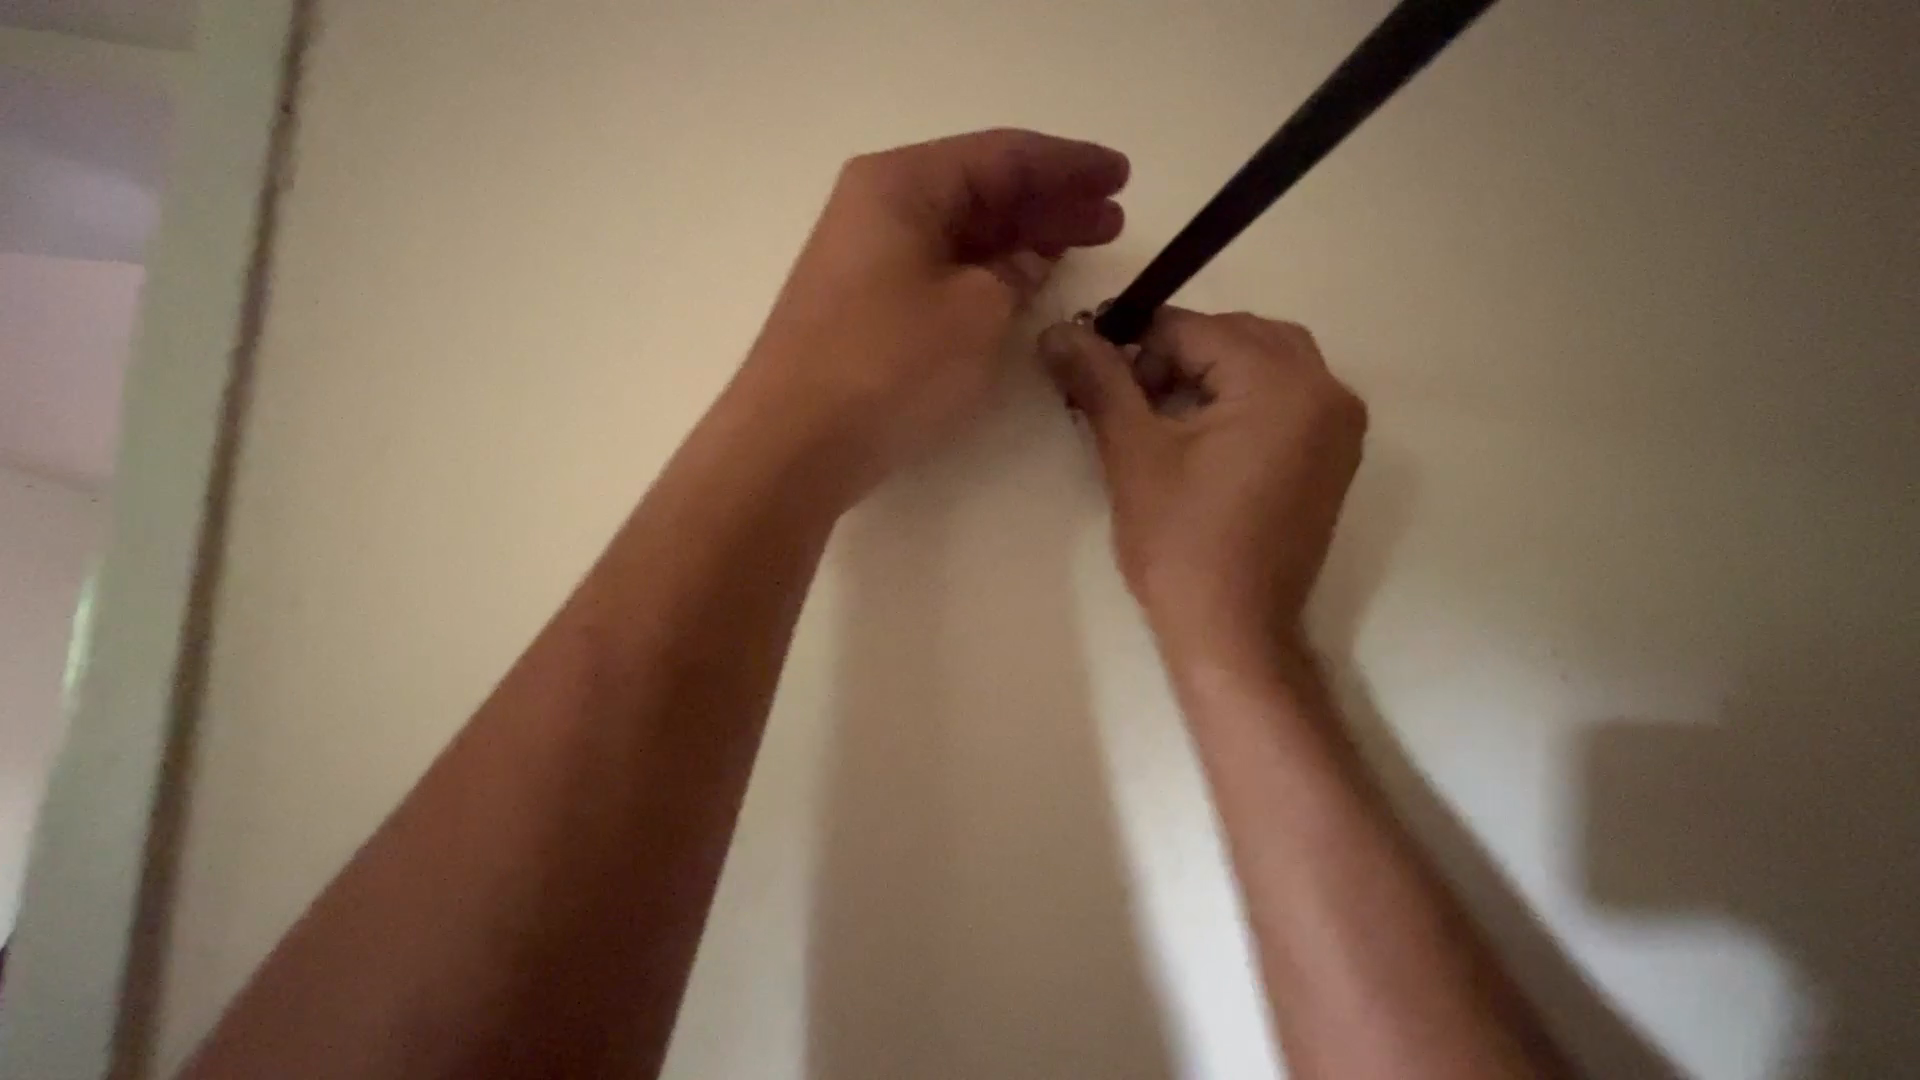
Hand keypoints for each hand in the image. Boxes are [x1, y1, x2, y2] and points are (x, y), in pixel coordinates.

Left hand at [737, 129, 1129, 500]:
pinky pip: (940, 271)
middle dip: (1051, 202)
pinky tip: (1022, 282)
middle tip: (1112, 218)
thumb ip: (1016, 274)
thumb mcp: (976, 313)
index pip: (1002, 156)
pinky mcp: (866, 306)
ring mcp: (868, 260)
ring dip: (1022, 238)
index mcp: (902, 184)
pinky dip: (985, 274)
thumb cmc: (889, 365)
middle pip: (981, 191)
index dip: (1069, 165)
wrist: (794, 443)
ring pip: (961, 234)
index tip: (1121, 176)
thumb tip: (1026, 260)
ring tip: (1083, 245)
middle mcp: (879, 208)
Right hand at [1038, 310, 1366, 665]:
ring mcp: (1339, 426)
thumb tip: (1056, 329)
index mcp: (1282, 382)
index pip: (1196, 328)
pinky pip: (1286, 399)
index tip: (1093, 371)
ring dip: (1209, 375)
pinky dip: (1240, 401)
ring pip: (1265, 365)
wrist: (1232, 631)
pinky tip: (1199, 440)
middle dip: (1176, 356)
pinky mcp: (1334, 457)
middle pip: (1238, 337)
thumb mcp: (1132, 453)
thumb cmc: (1180, 543)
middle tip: (1130, 400)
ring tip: (1160, 420)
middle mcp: (1327, 390)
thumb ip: (1098, 380)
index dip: (1136, 344)